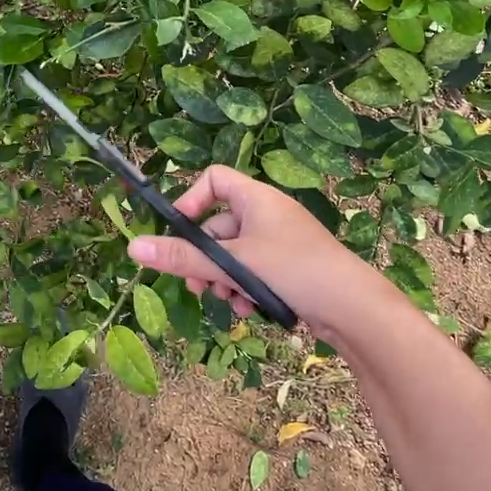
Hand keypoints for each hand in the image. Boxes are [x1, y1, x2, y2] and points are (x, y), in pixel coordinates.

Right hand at [127, 165, 379, 336]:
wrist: (357, 310)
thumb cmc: (295, 270)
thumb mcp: (233, 264)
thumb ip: (183, 256)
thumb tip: (133, 247)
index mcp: (256, 198)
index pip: (213, 179)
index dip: (191, 201)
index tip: (179, 232)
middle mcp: (268, 213)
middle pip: (219, 225)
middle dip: (204, 256)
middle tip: (195, 284)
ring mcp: (281, 242)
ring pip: (235, 254)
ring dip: (224, 277)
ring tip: (226, 301)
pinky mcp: (291, 269)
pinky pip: (254, 271)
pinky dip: (245, 288)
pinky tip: (247, 310)